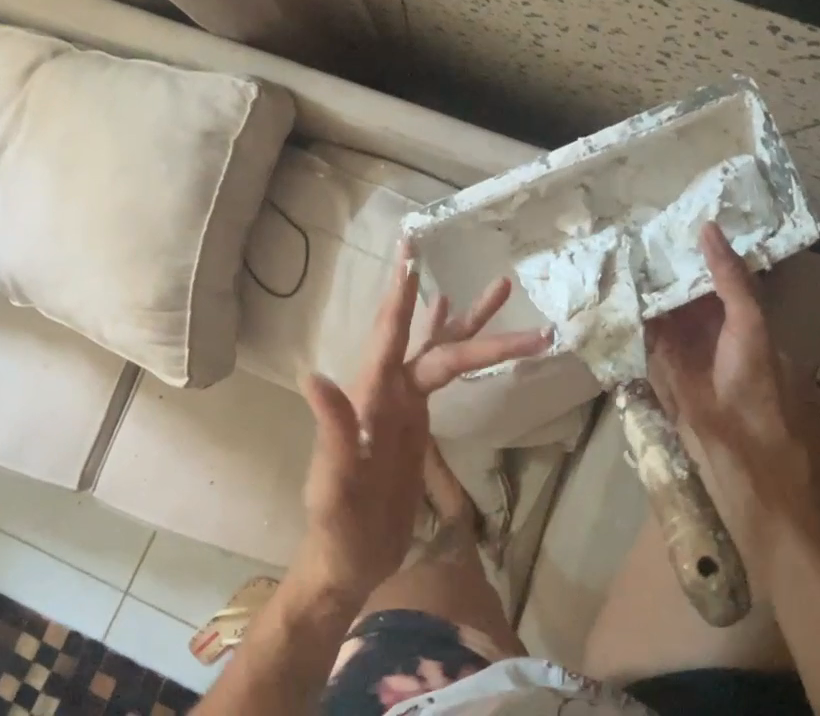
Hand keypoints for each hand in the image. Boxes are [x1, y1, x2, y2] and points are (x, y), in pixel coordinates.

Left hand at [292, 253, 549, 606]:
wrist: (349, 561)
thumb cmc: (337, 529)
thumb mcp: (333, 487)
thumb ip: (332, 433)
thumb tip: (312, 376)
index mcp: (368, 400)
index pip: (387, 341)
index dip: (401, 302)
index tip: (413, 259)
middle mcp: (385, 392)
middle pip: (433, 346)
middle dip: (473, 323)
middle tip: (506, 284)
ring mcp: (401, 404)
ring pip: (438, 350)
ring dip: (467, 320)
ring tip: (499, 285)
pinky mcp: (414, 419)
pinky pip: (438, 372)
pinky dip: (451, 343)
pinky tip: (456, 319)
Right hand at [647, 223, 819, 542]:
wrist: (796, 531)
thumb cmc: (742, 470)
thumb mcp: (694, 417)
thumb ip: (672, 370)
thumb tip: (649, 329)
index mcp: (755, 354)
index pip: (738, 292)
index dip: (721, 259)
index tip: (705, 227)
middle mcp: (776, 359)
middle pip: (742, 311)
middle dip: (709, 290)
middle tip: (672, 272)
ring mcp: (787, 383)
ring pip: (747, 338)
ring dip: (714, 323)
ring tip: (676, 310)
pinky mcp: (789, 406)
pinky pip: (752, 362)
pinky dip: (723, 352)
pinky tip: (699, 361)